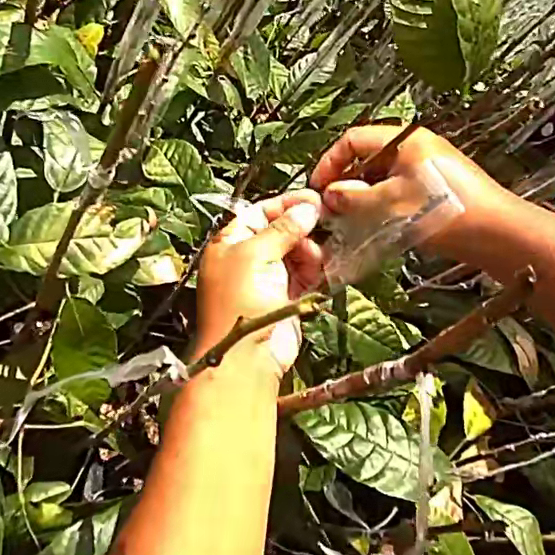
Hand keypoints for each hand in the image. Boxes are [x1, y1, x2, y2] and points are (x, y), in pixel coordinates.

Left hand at [194, 191, 325, 376]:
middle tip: (324, 226)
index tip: (313, 199)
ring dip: (310, 252)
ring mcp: (266, 280)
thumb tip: (307, 208)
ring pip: (296, 255)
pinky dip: (315, 272)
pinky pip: (305, 277)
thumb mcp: (256, 253)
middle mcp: (246, 259)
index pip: (258, 213)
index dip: (285, 205)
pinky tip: (323, 271)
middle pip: (280, 233)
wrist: (247, 354)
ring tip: (318, 258)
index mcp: (229, 242)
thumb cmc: (241, 298)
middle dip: (301, 229)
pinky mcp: (285, 299)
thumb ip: (282, 229)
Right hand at [309, 125, 519, 266]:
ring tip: (351, 216)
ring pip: (380, 173)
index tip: (319, 187)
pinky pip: (397, 185)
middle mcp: (416, 145)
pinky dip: (381, 200)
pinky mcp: (437, 184)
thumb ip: (352, 198)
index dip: (329, 162)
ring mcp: (428, 164)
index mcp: (404, 139)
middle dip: (345, 180)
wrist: (499, 234)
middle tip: (332, 205)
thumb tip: (328, 195)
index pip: (352, 139)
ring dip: (362, 193)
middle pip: (366, 155)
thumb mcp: (388, 205)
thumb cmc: (444, 212)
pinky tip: (375, 221)